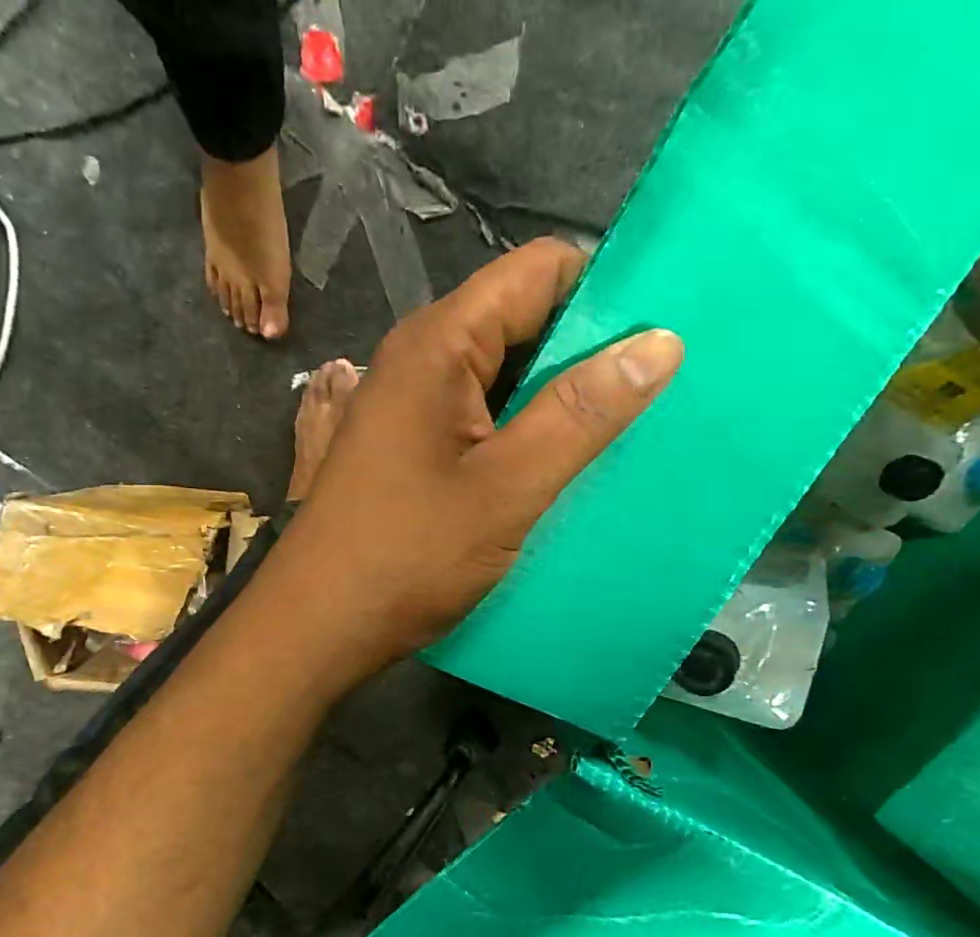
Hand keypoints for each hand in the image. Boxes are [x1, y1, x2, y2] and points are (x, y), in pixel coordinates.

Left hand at [250, 239, 682, 680]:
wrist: (319, 622)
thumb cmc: (408, 556)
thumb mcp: (507, 487)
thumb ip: (581, 412)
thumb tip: (660, 342)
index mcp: (439, 342)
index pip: (538, 270)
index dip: (602, 290)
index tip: (660, 334)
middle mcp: (422, 356)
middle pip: (522, 317)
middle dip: (587, 347)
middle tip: (655, 392)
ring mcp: (412, 401)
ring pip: (504, 370)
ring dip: (559, 395)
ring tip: (622, 428)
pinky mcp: (413, 442)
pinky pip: (482, 413)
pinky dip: (525, 427)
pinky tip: (562, 461)